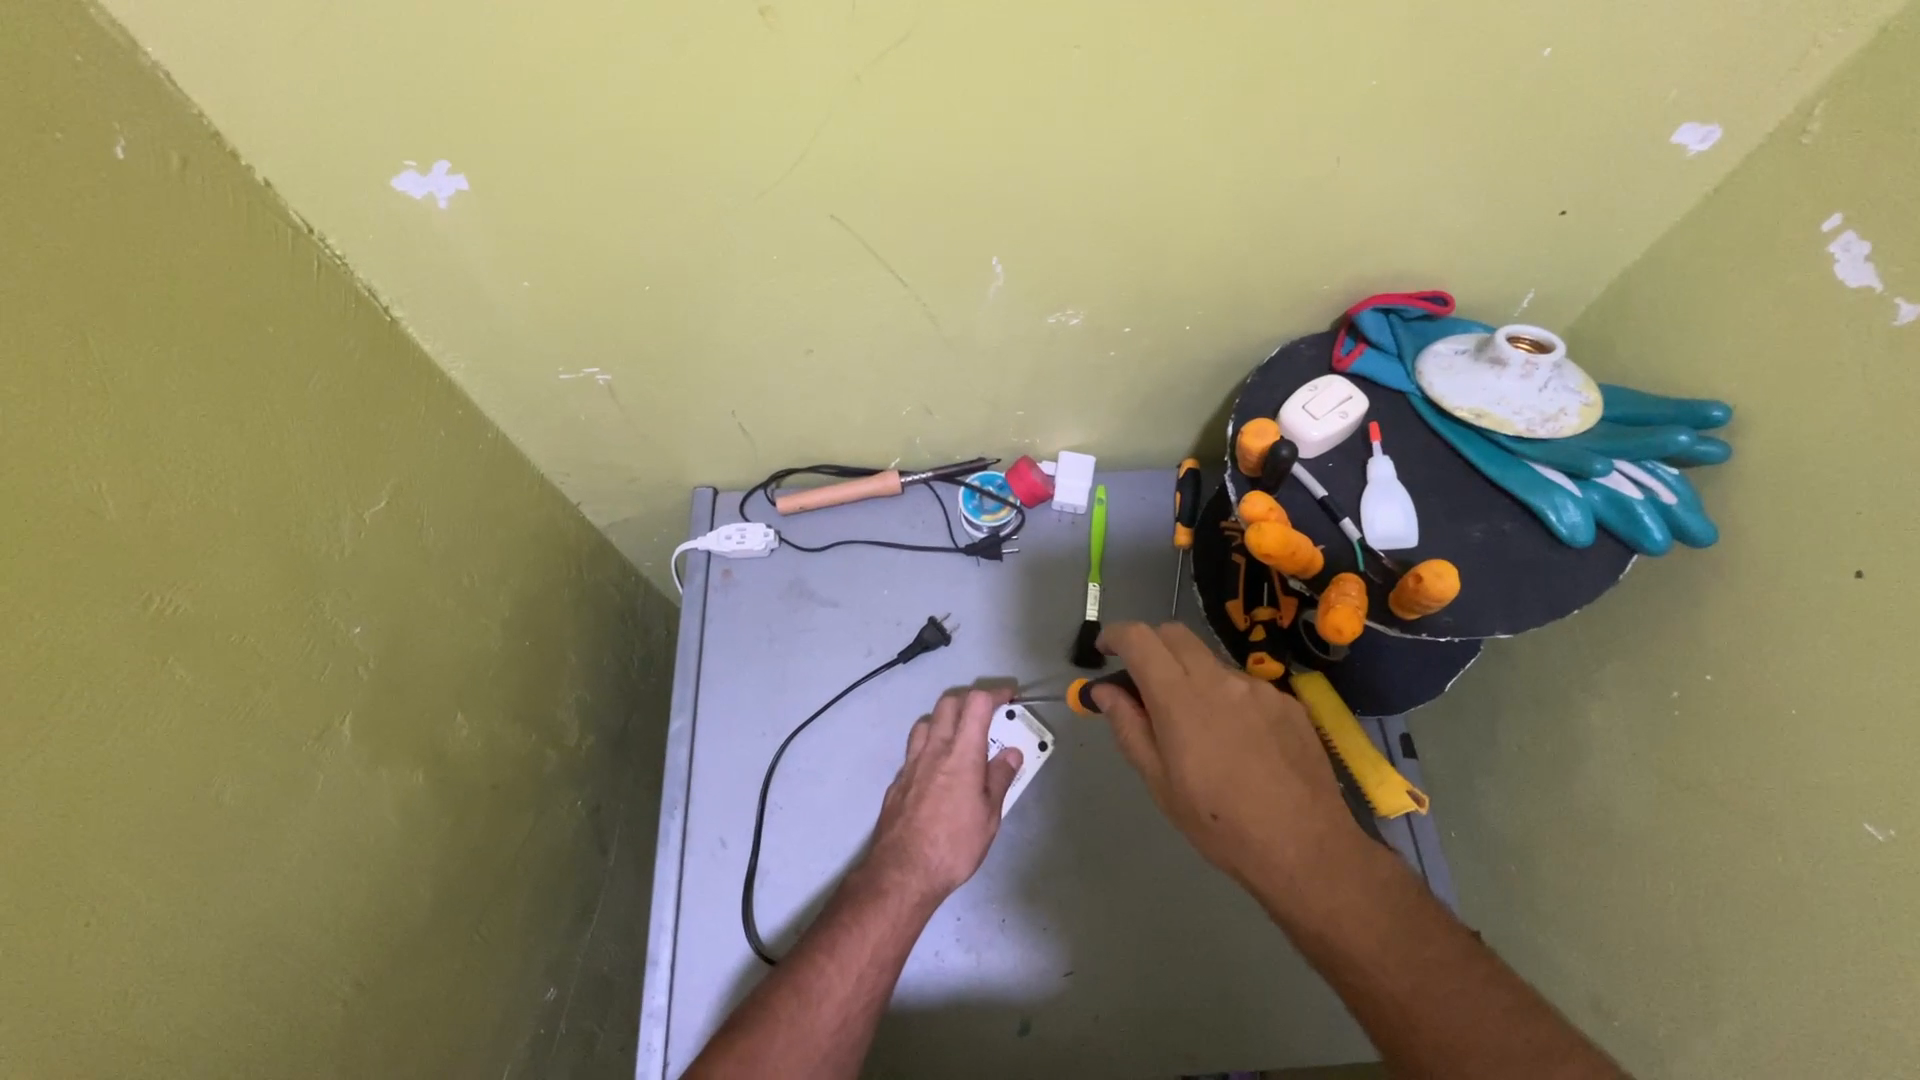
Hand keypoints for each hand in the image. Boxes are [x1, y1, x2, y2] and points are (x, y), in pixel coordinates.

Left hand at [861, 688, 1022, 906]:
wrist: (903, 871)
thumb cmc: (954, 845)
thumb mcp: (989, 815)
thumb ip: (1000, 778)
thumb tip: (1011, 753)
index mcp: (961, 754)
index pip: (976, 703)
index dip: (995, 693)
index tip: (1009, 697)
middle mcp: (933, 750)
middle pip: (948, 704)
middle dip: (969, 701)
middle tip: (987, 716)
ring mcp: (911, 764)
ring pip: (927, 723)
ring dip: (946, 720)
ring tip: (961, 739)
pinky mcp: (898, 781)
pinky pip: (914, 749)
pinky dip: (930, 747)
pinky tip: (938, 769)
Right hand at [1092, 622, 1362, 887]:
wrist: (1305, 847)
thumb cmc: (1218, 823)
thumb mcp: (1159, 783)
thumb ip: (1129, 727)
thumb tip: (1105, 691)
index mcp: (1180, 698)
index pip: (1140, 639)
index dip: (1115, 636)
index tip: (1105, 651)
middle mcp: (1220, 679)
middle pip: (1175, 634)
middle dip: (1150, 645)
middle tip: (1141, 681)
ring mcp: (1259, 688)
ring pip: (1212, 661)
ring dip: (1191, 675)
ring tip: (1196, 725)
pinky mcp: (1288, 703)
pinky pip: (1245, 686)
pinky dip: (1227, 698)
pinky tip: (1238, 742)